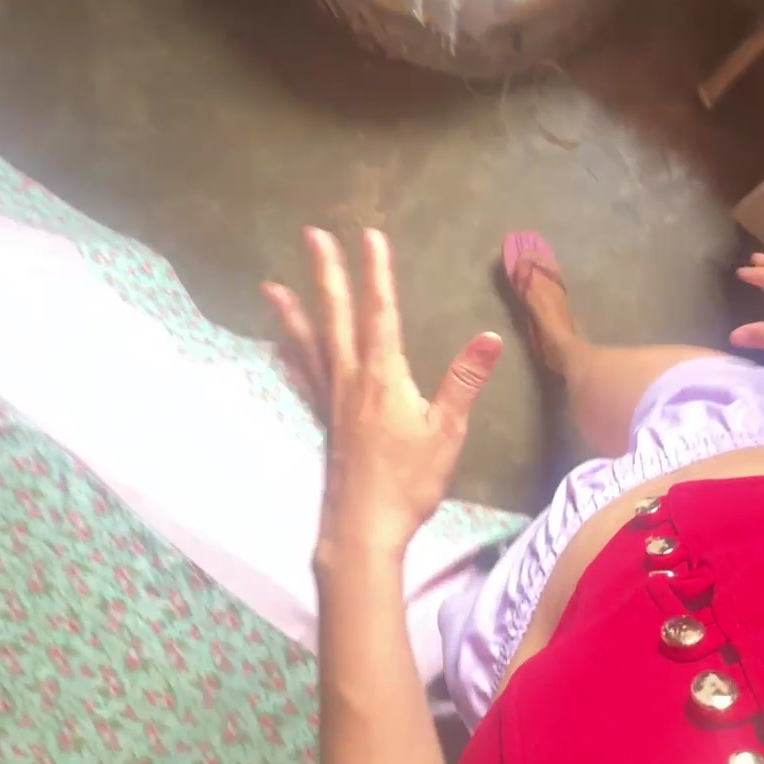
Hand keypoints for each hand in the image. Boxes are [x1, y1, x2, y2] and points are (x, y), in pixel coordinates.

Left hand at [263, 228, 503, 563]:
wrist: (362, 528)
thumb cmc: (409, 480)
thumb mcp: (447, 431)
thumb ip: (464, 381)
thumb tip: (490, 337)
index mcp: (383, 377)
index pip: (381, 313)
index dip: (376, 273)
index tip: (370, 235)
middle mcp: (351, 379)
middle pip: (337, 317)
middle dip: (328, 275)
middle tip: (312, 236)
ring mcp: (332, 400)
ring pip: (311, 344)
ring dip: (295, 311)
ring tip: (273, 286)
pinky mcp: (325, 421)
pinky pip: (304, 378)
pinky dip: (291, 357)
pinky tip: (280, 348)